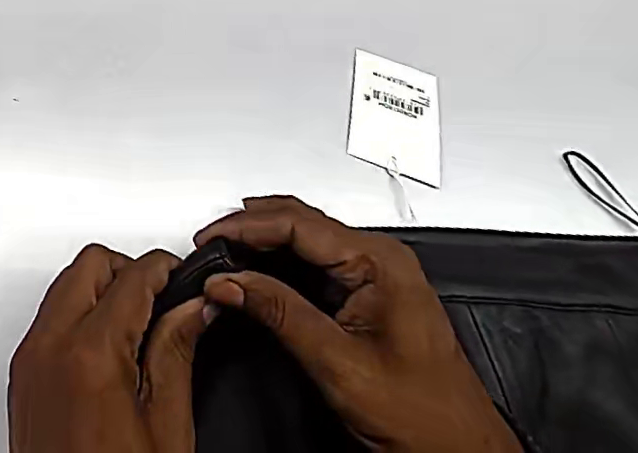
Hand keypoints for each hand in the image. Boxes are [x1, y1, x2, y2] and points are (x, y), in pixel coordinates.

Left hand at [9, 245, 213, 452]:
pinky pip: (50, 315)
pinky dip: (79, 311)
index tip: (182, 275)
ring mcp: (30, 360)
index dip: (165, 268)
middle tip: (161, 297)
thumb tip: (192, 308)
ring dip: (102, 287)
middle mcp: (50, 346)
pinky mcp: (21, 376)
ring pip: (66, 283)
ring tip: (138, 322)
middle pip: (91, 264)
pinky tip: (108, 343)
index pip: (133, 276)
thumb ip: (177, 351)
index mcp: (90, 354)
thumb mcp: (166, 429)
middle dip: (129, 270)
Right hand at [195, 197, 521, 452]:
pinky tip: (255, 267)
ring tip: (225, 250)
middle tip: (211, 240)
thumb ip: (280, 314)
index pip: (296, 222)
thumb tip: (231, 282)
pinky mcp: (364, 287)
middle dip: (249, 225)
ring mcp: (372, 270)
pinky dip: (277, 257)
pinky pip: (312, 257)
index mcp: (379, 261)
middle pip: (298, 219)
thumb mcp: (340, 365)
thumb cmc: (426, 419)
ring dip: (260, 239)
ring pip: (303, 234)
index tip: (213, 236)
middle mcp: (378, 256)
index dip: (247, 225)